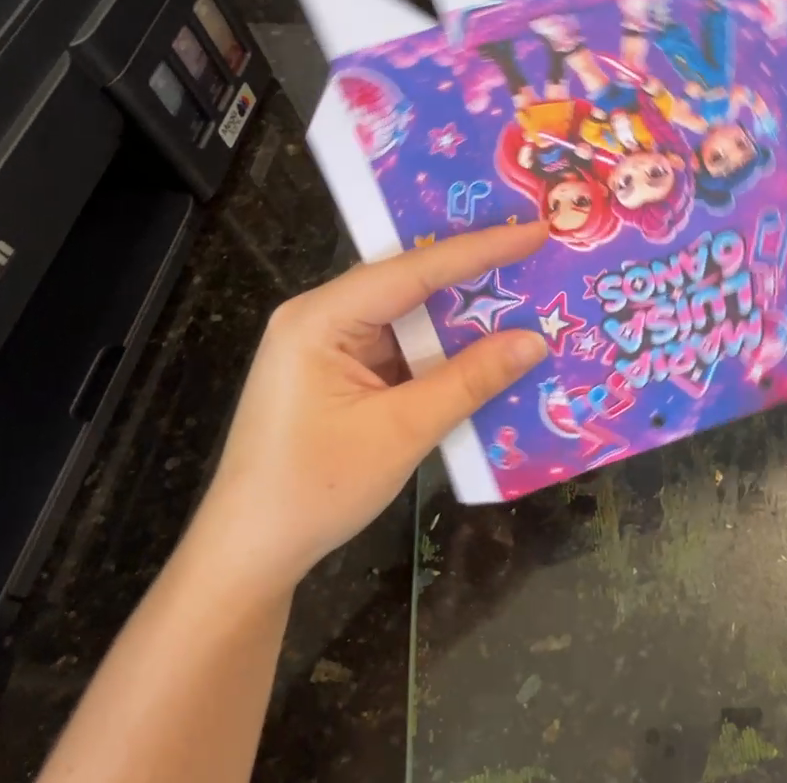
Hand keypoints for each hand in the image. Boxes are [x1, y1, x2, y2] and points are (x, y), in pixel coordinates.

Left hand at [182, 223, 548, 601]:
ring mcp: (328, 348)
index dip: (479, 249)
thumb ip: (470, 381)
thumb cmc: (315, 488)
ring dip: (460, 319)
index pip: (413, 269)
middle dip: (472, 276)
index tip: (534, 232)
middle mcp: (321, 318)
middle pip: (409, 285)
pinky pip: (401, 350)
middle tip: (534, 257)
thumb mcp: (402, 432)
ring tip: (522, 300)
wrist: (251, 553)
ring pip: (408, 318)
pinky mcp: (339, 375)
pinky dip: (442, 353)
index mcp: (321, 318)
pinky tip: (484, 352)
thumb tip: (535, 341)